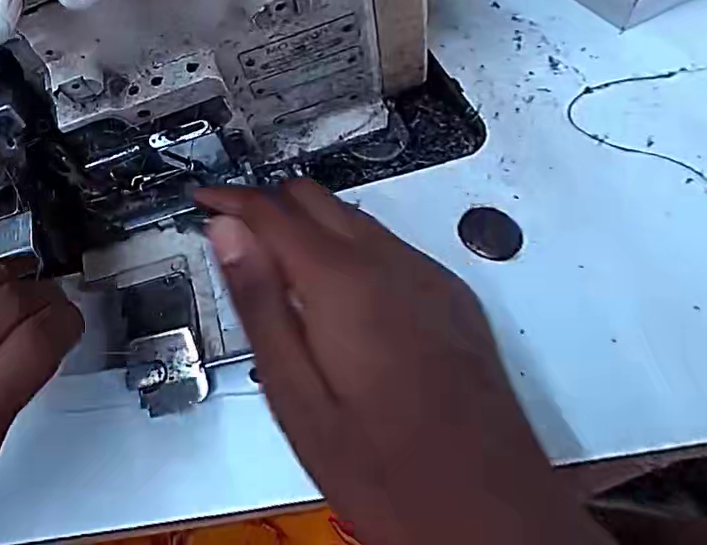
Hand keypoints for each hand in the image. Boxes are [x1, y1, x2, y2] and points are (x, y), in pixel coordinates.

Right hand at [197, 180, 610, 544]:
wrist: (503, 532)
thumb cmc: (389, 477)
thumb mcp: (295, 395)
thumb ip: (257, 301)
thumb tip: (227, 234)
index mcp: (343, 283)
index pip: (269, 209)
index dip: (227, 199)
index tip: (203, 200)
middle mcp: (391, 266)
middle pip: (310, 194)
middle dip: (264, 202)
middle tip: (232, 232)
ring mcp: (429, 279)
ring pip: (348, 213)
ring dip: (304, 221)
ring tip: (273, 263)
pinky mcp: (453, 299)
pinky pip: (384, 242)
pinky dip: (344, 243)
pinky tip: (331, 291)